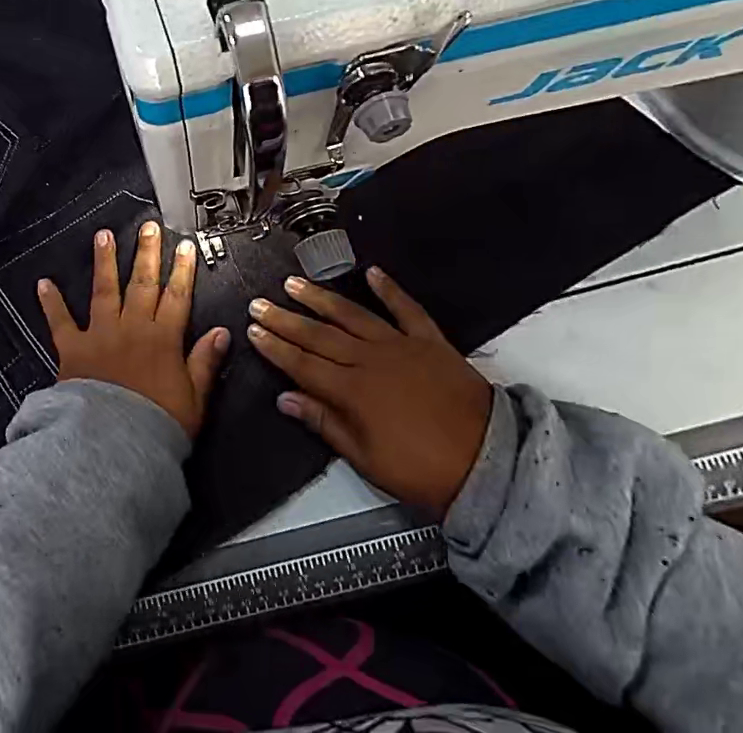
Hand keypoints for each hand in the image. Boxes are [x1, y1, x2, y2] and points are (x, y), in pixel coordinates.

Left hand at [38, 221, 228, 438]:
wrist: (112, 446)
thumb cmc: (156, 426)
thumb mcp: (194, 398)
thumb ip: (205, 362)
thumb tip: (222, 333)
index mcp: (164, 339)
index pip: (177, 296)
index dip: (182, 270)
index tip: (184, 247)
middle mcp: (133, 328)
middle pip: (143, 283)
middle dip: (147, 253)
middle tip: (149, 227)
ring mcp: (101, 335)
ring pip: (104, 290)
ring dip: (105, 262)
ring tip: (104, 236)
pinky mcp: (72, 349)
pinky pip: (60, 322)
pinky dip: (51, 303)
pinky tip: (44, 284)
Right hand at [247, 267, 493, 515]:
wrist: (488, 463)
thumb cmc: (422, 470)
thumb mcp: (367, 458)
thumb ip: (324, 422)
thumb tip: (286, 399)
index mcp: (353, 391)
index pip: (302, 363)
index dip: (275, 346)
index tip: (254, 331)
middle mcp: (371, 360)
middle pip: (319, 335)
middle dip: (286, 319)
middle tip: (260, 304)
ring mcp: (401, 346)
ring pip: (353, 316)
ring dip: (321, 299)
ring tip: (296, 284)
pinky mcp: (430, 342)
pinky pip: (407, 309)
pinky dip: (390, 289)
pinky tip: (372, 273)